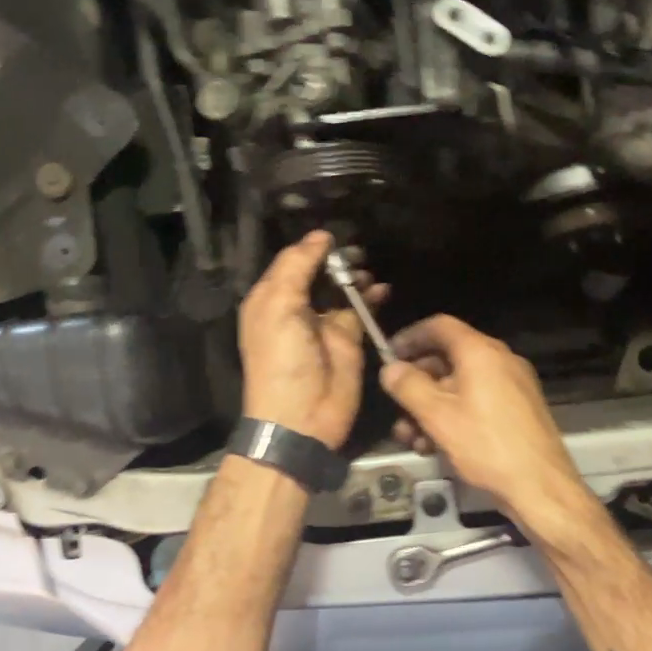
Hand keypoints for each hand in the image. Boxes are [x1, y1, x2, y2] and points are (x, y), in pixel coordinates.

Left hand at [239, 231, 387, 448]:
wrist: (302, 417)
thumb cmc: (282, 358)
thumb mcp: (278, 305)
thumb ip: (296, 266)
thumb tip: (320, 236)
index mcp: (271, 299)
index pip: (291, 261)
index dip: (311, 247)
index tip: (335, 233)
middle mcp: (295, 308)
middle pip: (318, 273)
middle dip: (337, 259)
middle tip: (356, 250)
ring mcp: (324, 324)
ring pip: (342, 289)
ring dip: (355, 276)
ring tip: (367, 267)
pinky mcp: (349, 340)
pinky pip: (361, 309)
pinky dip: (372, 296)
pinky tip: (381, 287)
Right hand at [379, 315, 596, 530]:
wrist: (539, 486)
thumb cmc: (486, 445)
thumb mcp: (438, 416)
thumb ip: (408, 387)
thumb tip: (390, 369)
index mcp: (481, 353)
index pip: (440, 326)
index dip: (410, 336)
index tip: (389, 354)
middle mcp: (500, 361)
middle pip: (448, 358)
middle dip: (417, 383)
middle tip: (395, 405)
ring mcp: (512, 386)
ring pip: (460, 386)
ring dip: (431, 407)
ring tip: (411, 437)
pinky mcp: (517, 410)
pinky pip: (477, 402)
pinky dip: (453, 416)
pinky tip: (435, 446)